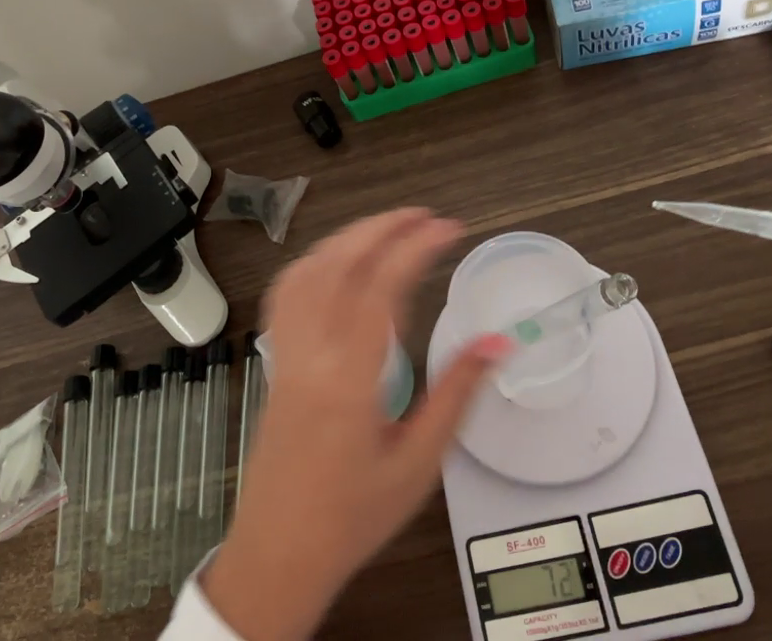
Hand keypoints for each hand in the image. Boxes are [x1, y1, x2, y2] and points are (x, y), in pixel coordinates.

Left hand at [201, 209, 512, 640]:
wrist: (280, 554)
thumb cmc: (352, 516)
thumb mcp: (418, 462)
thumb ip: (456, 395)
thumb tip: (497, 344)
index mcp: (347, 380)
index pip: (379, 288)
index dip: (415, 247)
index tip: (449, 228)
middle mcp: (309, 356)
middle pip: (338, 265)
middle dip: (382, 228)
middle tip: (425, 216)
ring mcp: (283, 356)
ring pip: (306, 273)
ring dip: (347, 239)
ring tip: (388, 228)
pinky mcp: (274, 364)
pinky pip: (285, 296)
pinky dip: (313, 264)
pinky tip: (336, 263)